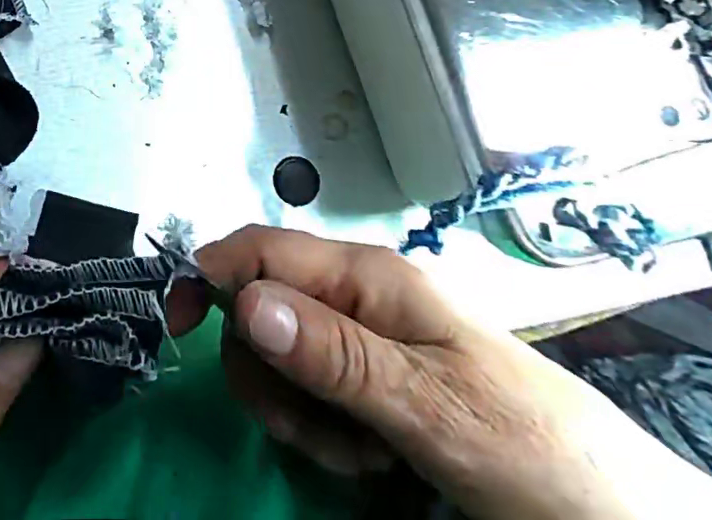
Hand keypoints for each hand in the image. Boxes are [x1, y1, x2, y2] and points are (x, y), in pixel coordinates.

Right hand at [172, 226, 711, 519]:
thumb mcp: (434, 411)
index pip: (257, 248)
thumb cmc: (534, 452)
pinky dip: (319, 430)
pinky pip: (304, 392)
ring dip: (297, 411)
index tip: (178, 328)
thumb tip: (242, 301)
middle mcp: (353, 295)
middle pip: (254, 308)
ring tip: (364, 457)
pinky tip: (372, 462)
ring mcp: (359, 338)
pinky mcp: (364, 379)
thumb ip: (337, 355)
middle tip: (318, 432)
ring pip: (273, 356)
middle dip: (267, 374)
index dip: (207, 275)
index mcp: (366, 276)